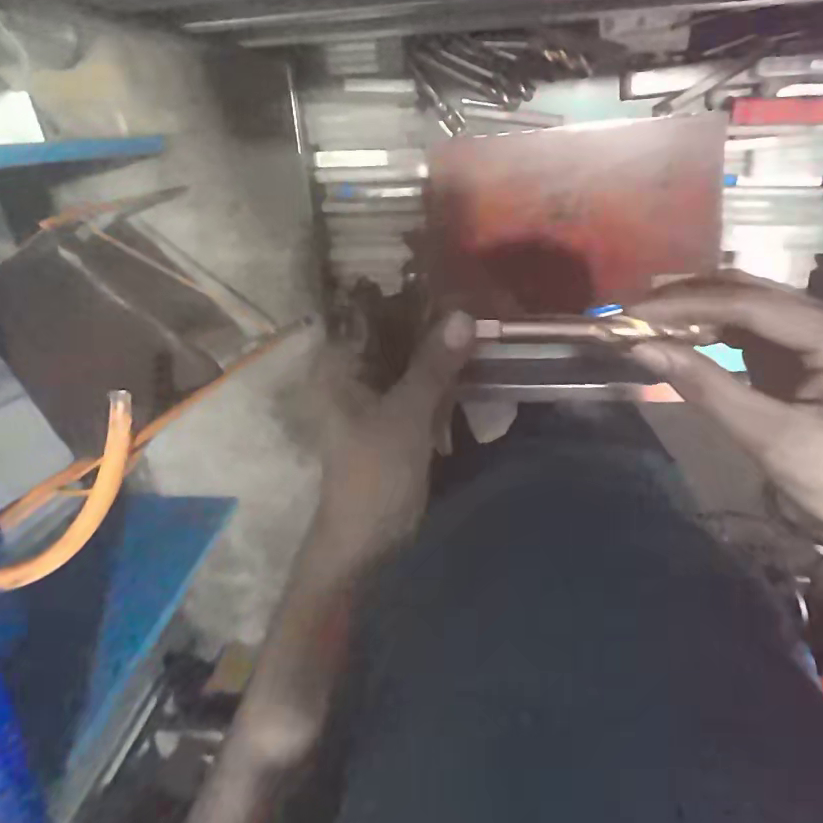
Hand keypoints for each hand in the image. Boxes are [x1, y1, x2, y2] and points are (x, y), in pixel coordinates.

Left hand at [316, 311, 474, 548]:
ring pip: (414, 359)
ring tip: (482, 323)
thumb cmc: (373, 475)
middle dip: (433, 322)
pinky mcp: (400, 419)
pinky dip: (447, 375)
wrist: (368, 544)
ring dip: (444, 348)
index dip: (407, 295)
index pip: (371, 314)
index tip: (448, 278)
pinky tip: (477, 361)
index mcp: (339, 368)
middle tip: (477, 300)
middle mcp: (355, 375)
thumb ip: (434, 365)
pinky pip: (425, 384)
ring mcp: (378, 398)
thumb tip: (464, 315)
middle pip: (396, 334)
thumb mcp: (406, 415)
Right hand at [627, 277, 822, 549]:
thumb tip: (644, 349)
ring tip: (652, 318)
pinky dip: (722, 333)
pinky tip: (686, 334)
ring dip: (704, 312)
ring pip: (758, 309)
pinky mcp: (821, 353)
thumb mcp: (774, 441)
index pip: (759, 306)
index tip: (641, 311)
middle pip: (760, 296)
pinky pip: (764, 332)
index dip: (692, 303)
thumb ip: (708, 388)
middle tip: (638, 309)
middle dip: (695, 299)